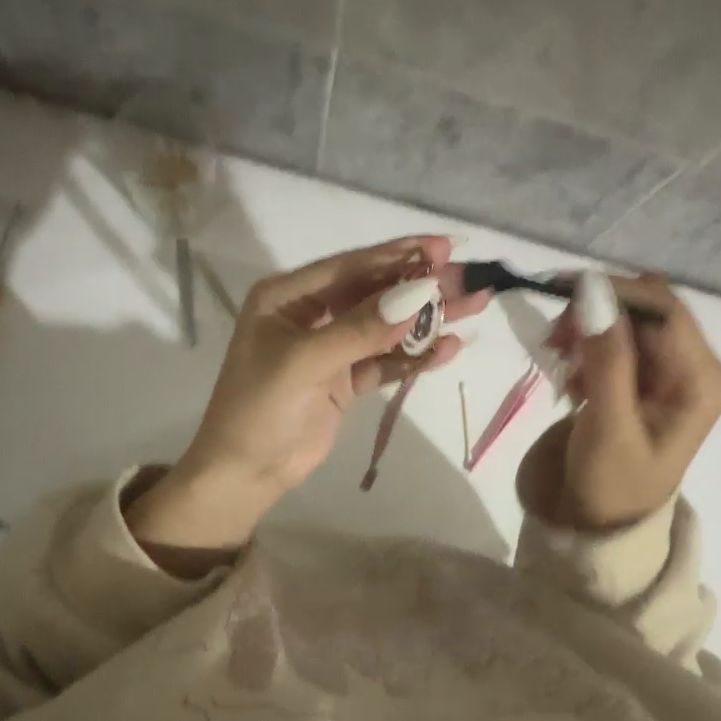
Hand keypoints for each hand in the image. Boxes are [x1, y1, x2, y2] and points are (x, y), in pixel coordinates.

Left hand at [127, 236, 489, 573]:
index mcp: (287, 297)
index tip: (444, 248)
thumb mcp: (305, 362)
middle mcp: (311, 315)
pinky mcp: (345, 381)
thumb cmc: (260, 408)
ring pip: (386, 327)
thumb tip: (416, 296)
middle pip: (375, 293)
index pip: (351, 267)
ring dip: (426, 320)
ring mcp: (331, 349)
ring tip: (474, 307)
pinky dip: (415, 357)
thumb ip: (360, 329)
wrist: (246, 472)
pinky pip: (386, 362)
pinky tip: (449, 348)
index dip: (398, 256)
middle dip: (421, 287)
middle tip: (470, 280)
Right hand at [518, 272, 720, 529]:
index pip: (664, 310)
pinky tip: (570, 372)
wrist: (603, 525)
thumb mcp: (608, 424)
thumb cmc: (611, 484)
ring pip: (630, 320)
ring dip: (589, 328)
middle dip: (599, 312)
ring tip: (556, 355)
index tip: (561, 291)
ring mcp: (673, 372)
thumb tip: (593, 290)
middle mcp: (697, 367)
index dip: (615, 292)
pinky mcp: (648, 379)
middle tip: (554, 335)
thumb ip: (606, 356)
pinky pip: (619, 341)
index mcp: (702, 379)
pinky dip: (590, 346)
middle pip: (649, 309)